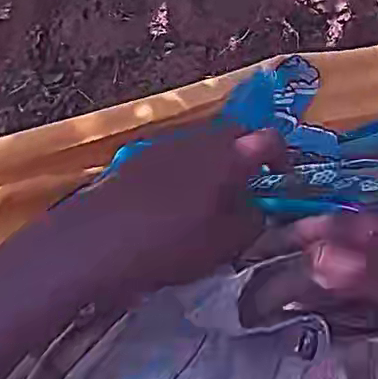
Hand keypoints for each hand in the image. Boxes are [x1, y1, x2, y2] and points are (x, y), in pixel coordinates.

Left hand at [48, 124, 287, 303]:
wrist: (95, 239)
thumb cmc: (168, 243)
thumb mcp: (223, 244)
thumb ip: (251, 221)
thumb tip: (256, 208)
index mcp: (227, 155)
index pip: (269, 138)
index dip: (282, 156)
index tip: (283, 178)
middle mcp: (199, 140)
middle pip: (235, 134)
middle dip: (248, 155)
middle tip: (250, 186)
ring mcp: (167, 144)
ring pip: (205, 143)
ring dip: (217, 162)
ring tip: (214, 198)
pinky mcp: (140, 156)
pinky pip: (178, 155)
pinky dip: (189, 170)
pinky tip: (178, 202)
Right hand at [255, 213, 377, 378]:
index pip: (324, 269)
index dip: (278, 288)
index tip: (241, 312)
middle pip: (330, 235)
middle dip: (281, 254)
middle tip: (242, 279)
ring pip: (351, 224)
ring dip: (307, 240)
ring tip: (271, 258)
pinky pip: (375, 227)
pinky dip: (339, 238)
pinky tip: (336, 255)